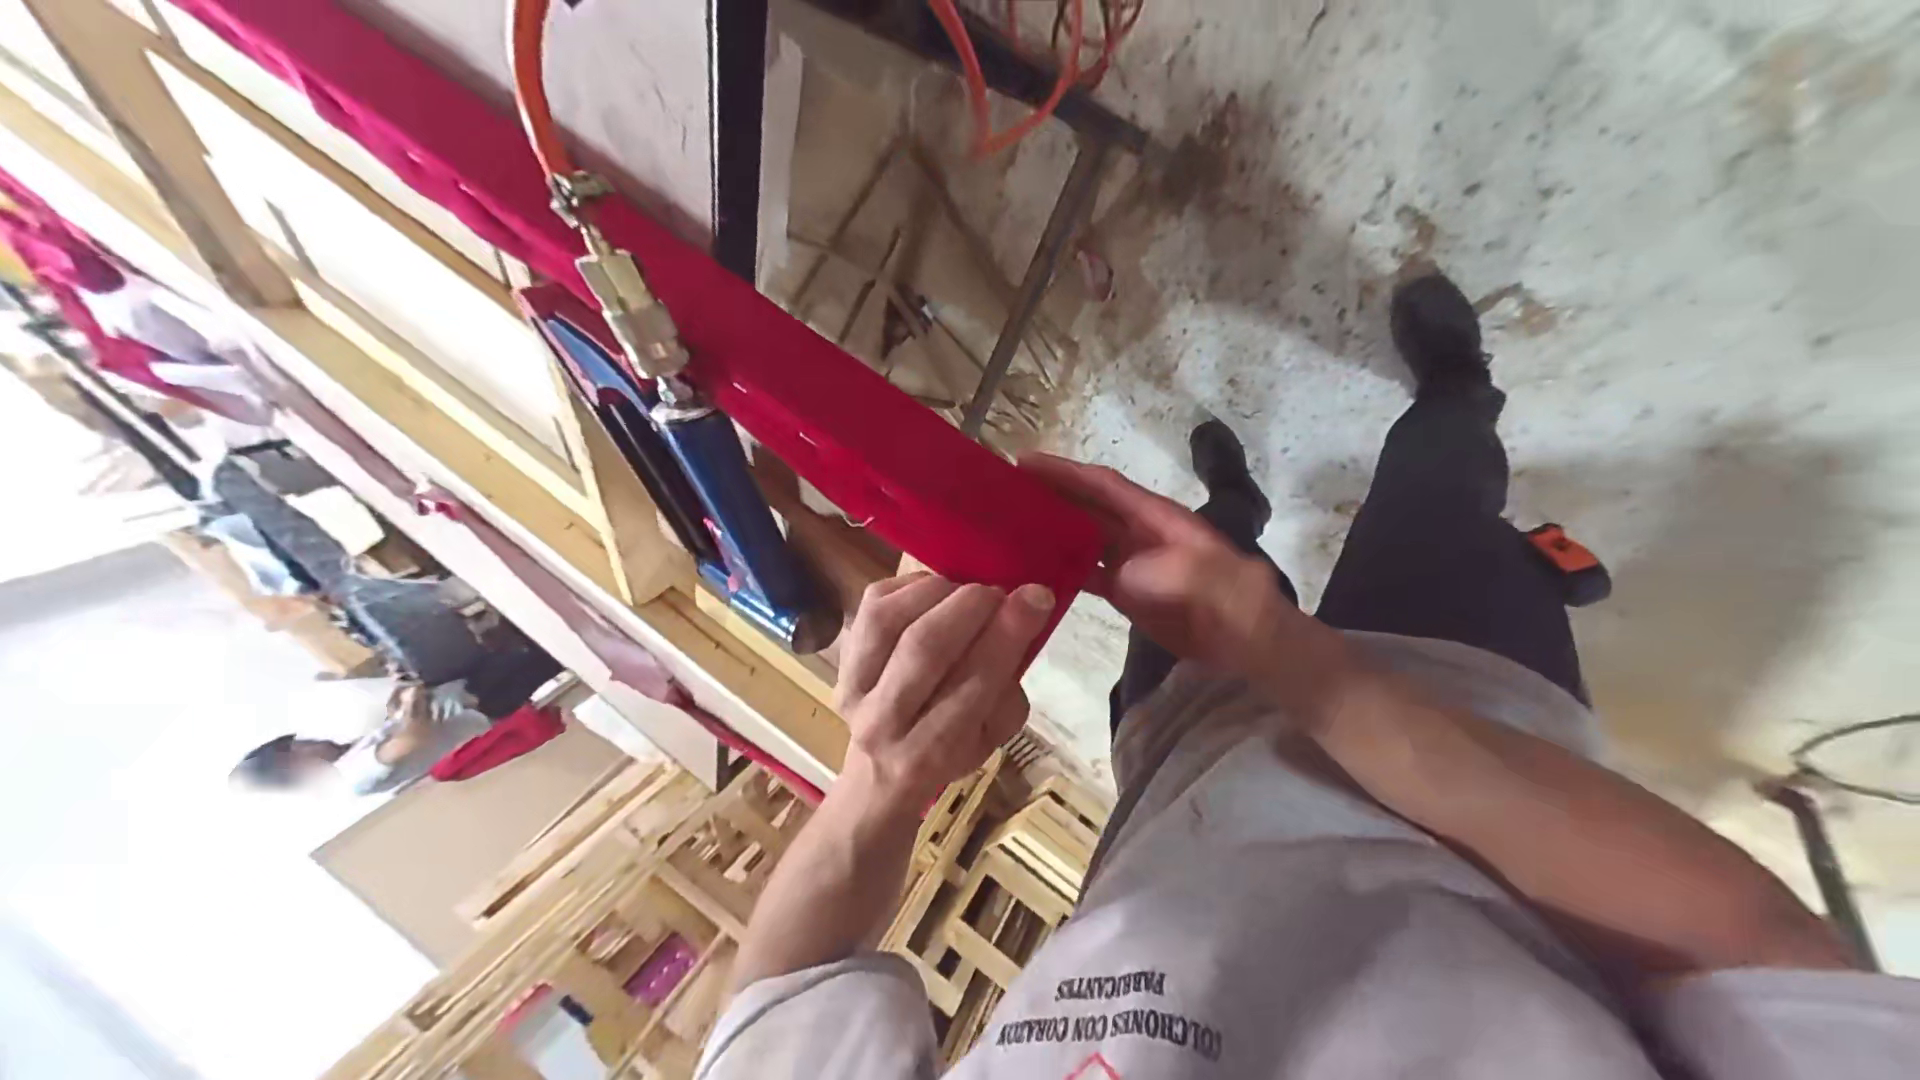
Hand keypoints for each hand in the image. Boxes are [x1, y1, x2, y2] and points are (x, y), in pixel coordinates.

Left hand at [834, 574, 1054, 808]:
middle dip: (972, 607)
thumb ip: (1008, 688)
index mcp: (928, 754)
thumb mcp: (990, 737)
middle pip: (926, 647)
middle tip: (1000, 592)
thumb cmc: (949, 747)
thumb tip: (1022, 612)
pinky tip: (937, 592)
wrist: (881, 763)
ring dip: (940, 593)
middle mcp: (881, 721)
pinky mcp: (842, 653)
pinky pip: (876, 603)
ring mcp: (852, 685)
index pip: (973, 686)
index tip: (1037, 597)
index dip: (1007, 635)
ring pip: (892, 619)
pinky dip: (912, 587)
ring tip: (968, 592)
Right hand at [1021, 453, 1348, 686]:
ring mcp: (1130, 562)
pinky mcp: (1126, 591)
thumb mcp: (1195, 574)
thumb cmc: (1224, 597)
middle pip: (1084, 506)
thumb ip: (1150, 566)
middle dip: (1048, 494)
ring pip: (1080, 537)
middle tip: (1003, 491)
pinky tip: (1035, 570)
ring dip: (1049, 529)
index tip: (1023, 461)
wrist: (1246, 639)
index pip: (1101, 484)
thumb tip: (1106, 569)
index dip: (1063, 470)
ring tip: (1008, 526)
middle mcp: (1136, 532)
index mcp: (1152, 516)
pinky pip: (1085, 572)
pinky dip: (1061, 567)